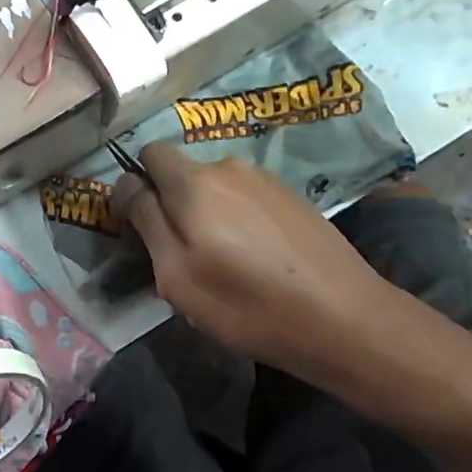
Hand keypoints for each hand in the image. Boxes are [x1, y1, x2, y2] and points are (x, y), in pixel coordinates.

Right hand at [112, 141, 399, 381]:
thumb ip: (146, 220)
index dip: (136, 186)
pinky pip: (247, 198)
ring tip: (227, 262)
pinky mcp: (293, 196)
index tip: (140, 228)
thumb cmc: (247, 304)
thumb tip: (127, 183)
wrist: (343, 317)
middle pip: (183, 173)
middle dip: (173, 205)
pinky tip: (260, 259)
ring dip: (208, 214)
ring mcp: (265, 179)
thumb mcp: (177, 273)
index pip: (148, 154)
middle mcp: (229, 166)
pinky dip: (239, 219)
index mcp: (194, 181)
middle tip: (185, 257)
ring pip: (216, 188)